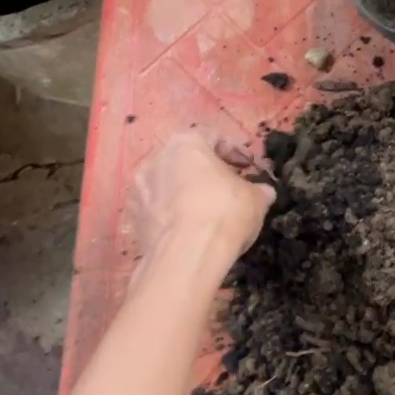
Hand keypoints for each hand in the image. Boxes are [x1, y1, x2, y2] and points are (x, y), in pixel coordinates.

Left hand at [130, 132, 275, 279]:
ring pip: (166, 185)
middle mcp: (155, 160)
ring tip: (205, 213)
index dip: (234, 152)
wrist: (187, 256)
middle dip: (206, 173)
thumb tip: (263, 192)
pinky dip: (170, 216)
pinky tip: (188, 231)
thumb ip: (258, 189)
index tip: (248, 168)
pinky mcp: (131, 220)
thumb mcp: (256, 198)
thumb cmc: (224, 212)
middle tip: (227, 189)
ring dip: (184, 194)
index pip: (213, 137)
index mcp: (186, 143)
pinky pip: (156, 210)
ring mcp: (138, 191)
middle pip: (185, 160)